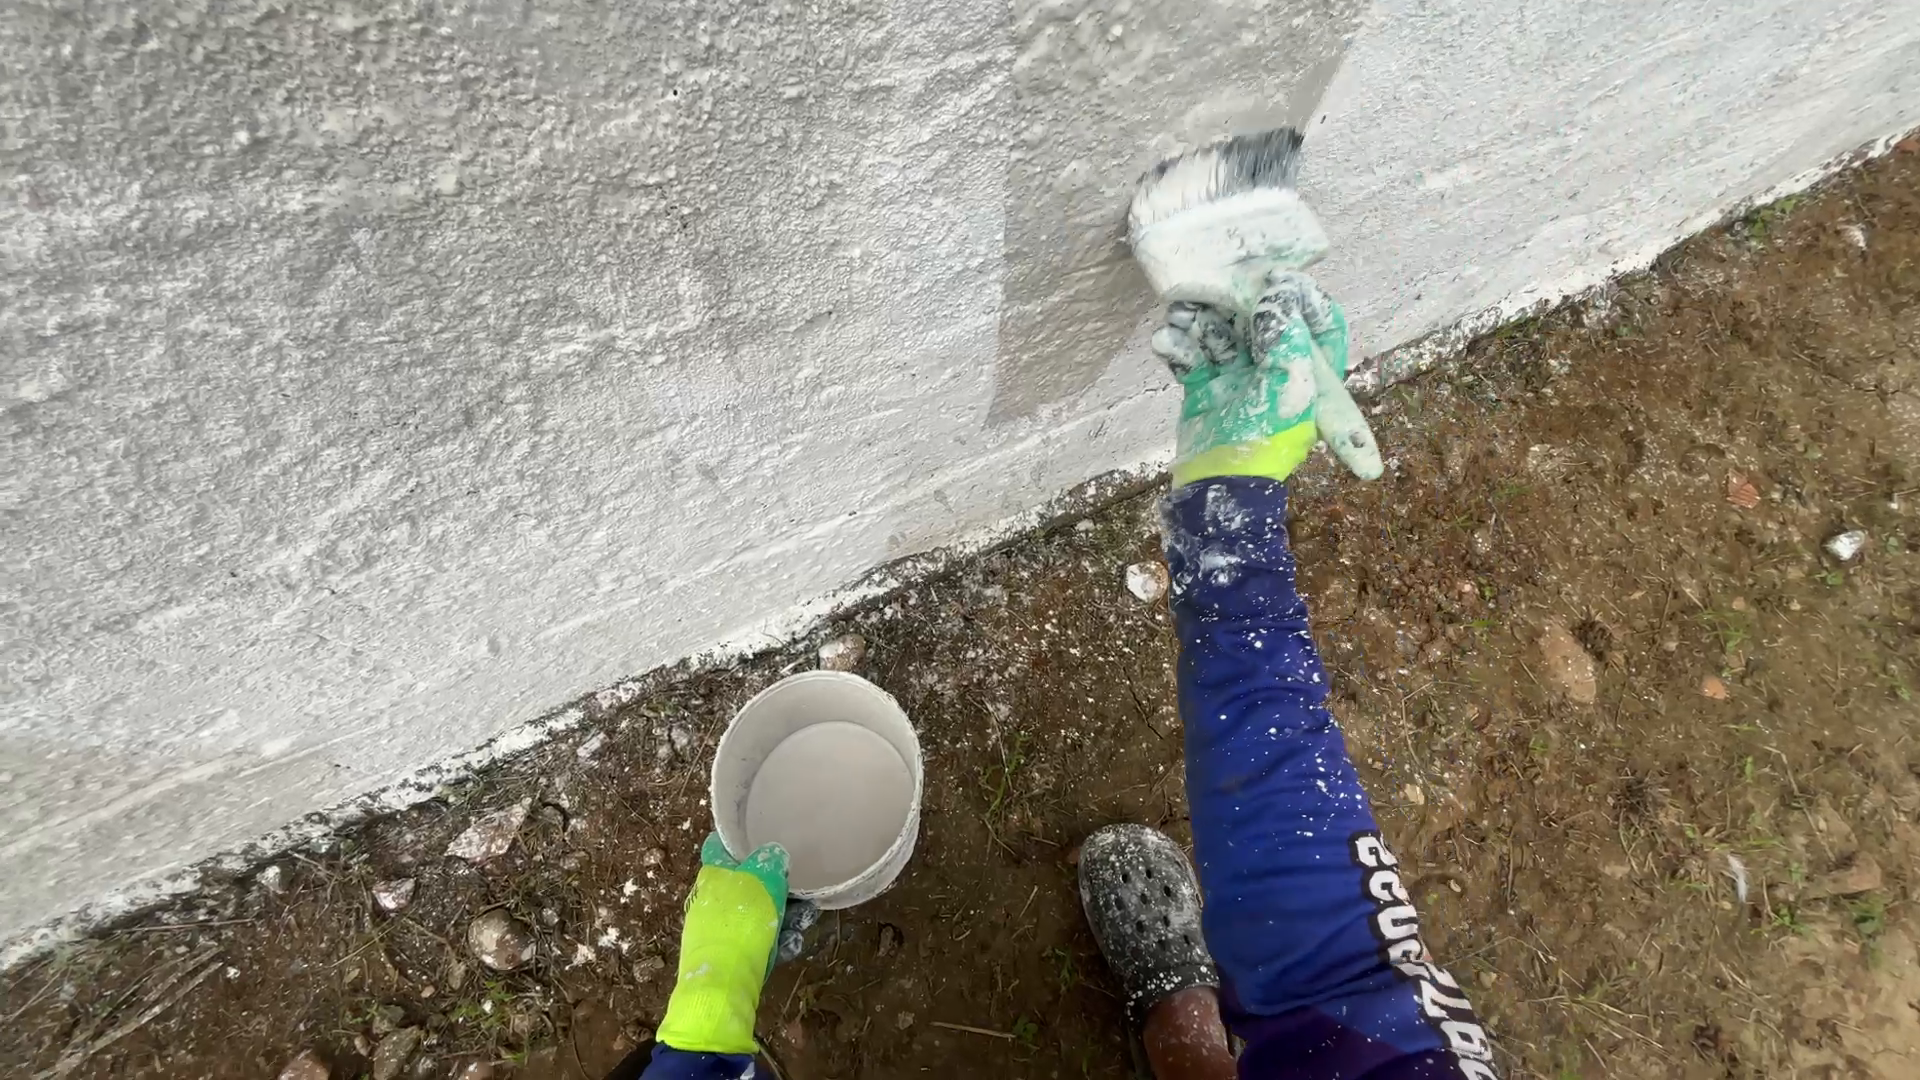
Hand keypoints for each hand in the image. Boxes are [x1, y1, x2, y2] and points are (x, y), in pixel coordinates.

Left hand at [655, 835, 790, 1054]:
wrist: (723, 986)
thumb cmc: (740, 922)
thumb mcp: (762, 879)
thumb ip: (770, 860)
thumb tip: (774, 855)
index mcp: (712, 876)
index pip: (718, 847)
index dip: (735, 840)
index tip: (756, 836)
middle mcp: (711, 900)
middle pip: (744, 883)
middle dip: (773, 885)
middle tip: (796, 887)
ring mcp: (717, 931)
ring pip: (755, 913)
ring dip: (782, 914)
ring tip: (805, 919)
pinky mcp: (728, 957)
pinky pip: (756, 940)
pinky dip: (777, 939)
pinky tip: (794, 941)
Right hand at [1151, 270, 1381, 485]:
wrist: (1216, 489)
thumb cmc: (1262, 442)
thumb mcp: (1288, 384)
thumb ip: (1286, 333)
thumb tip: (1276, 289)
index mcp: (1309, 373)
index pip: (1318, 322)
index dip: (1300, 297)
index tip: (1273, 280)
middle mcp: (1275, 371)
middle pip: (1260, 320)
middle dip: (1235, 305)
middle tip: (1212, 290)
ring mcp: (1236, 379)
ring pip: (1221, 334)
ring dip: (1199, 322)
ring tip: (1180, 315)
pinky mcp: (1203, 388)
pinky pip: (1192, 356)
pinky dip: (1179, 346)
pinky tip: (1166, 340)